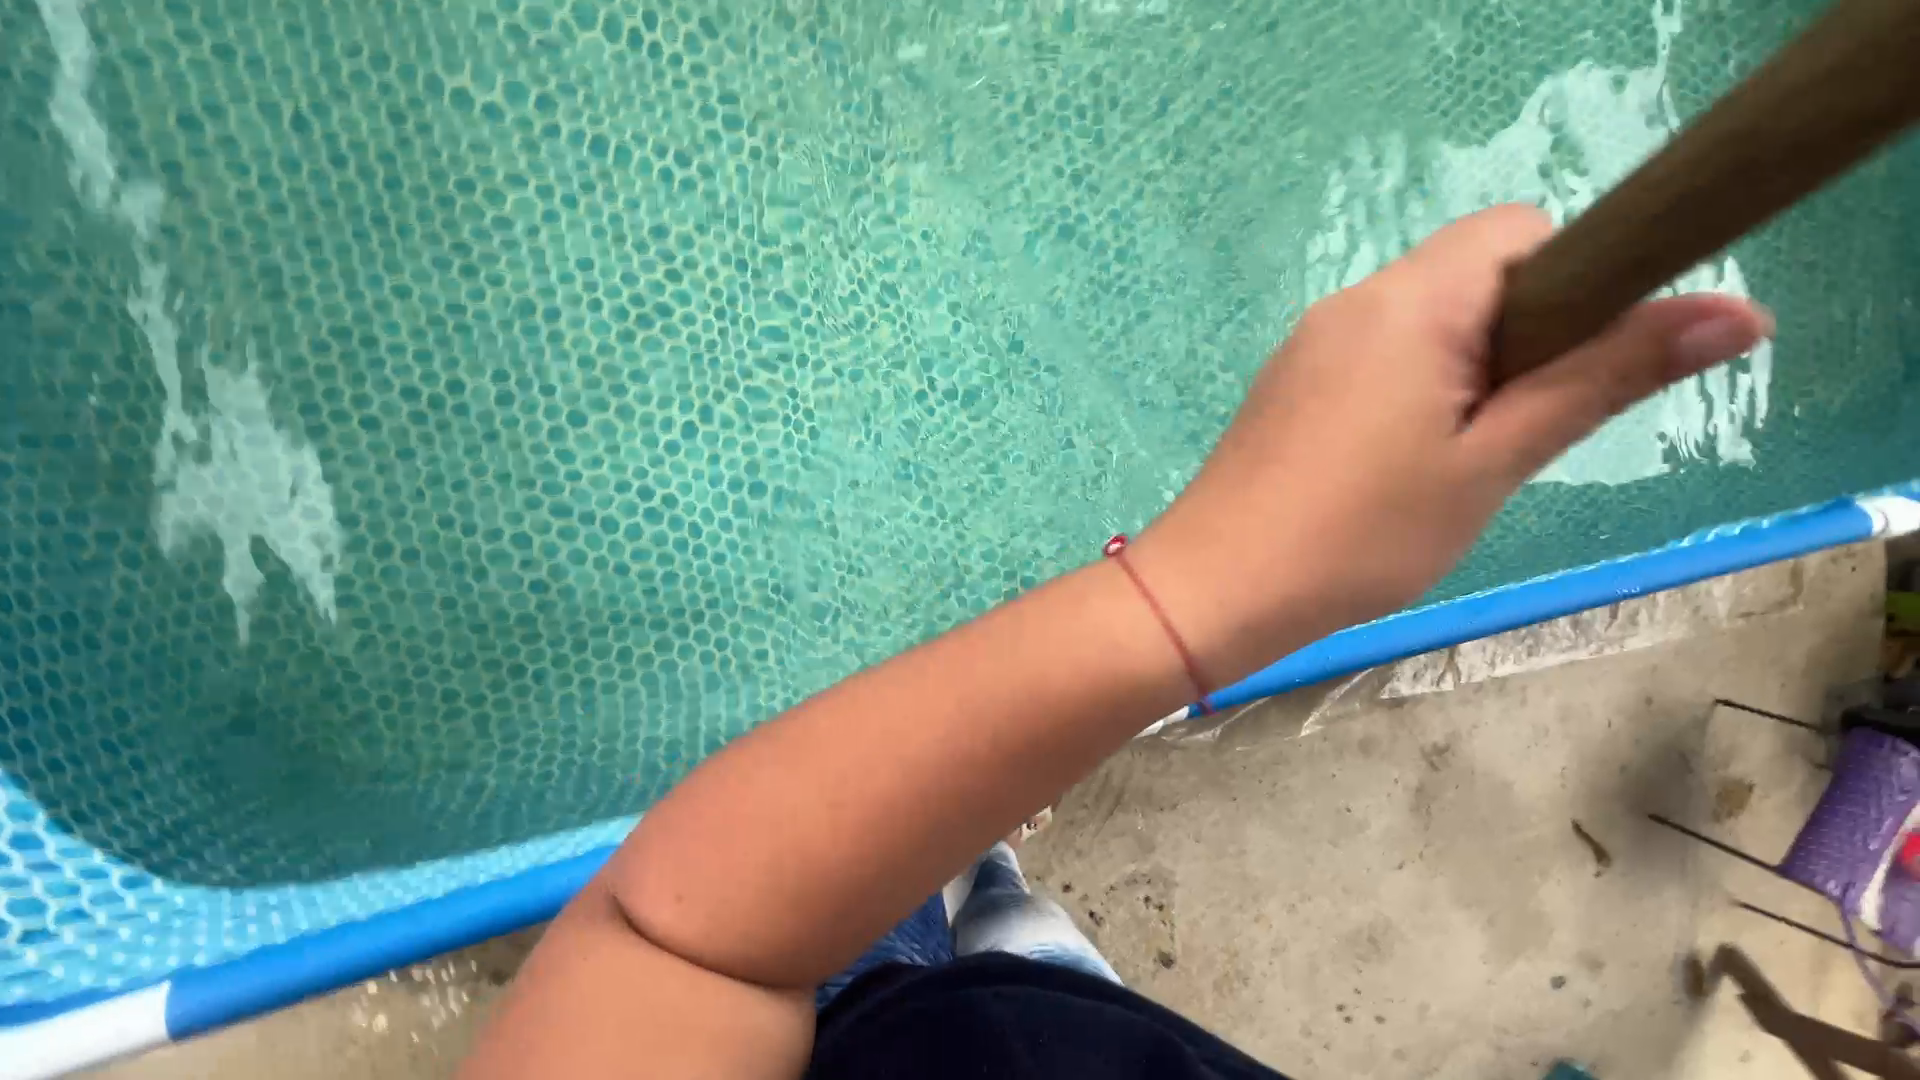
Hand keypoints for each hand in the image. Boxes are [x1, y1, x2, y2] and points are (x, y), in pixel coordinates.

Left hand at [1129, 205, 1773, 688]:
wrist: (1216, 585)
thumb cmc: (1358, 533)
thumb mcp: (1491, 462)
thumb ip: (1600, 378)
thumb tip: (1737, 311)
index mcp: (1407, 300)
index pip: (1517, 232)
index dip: (1571, 282)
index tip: (1572, 367)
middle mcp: (1349, 303)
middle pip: (1468, 279)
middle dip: (1517, 339)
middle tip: (1508, 435)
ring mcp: (1306, 346)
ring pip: (1419, 327)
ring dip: (1460, 376)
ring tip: (1448, 466)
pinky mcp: (1283, 387)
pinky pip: (1369, 363)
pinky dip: (1404, 396)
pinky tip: (1390, 471)